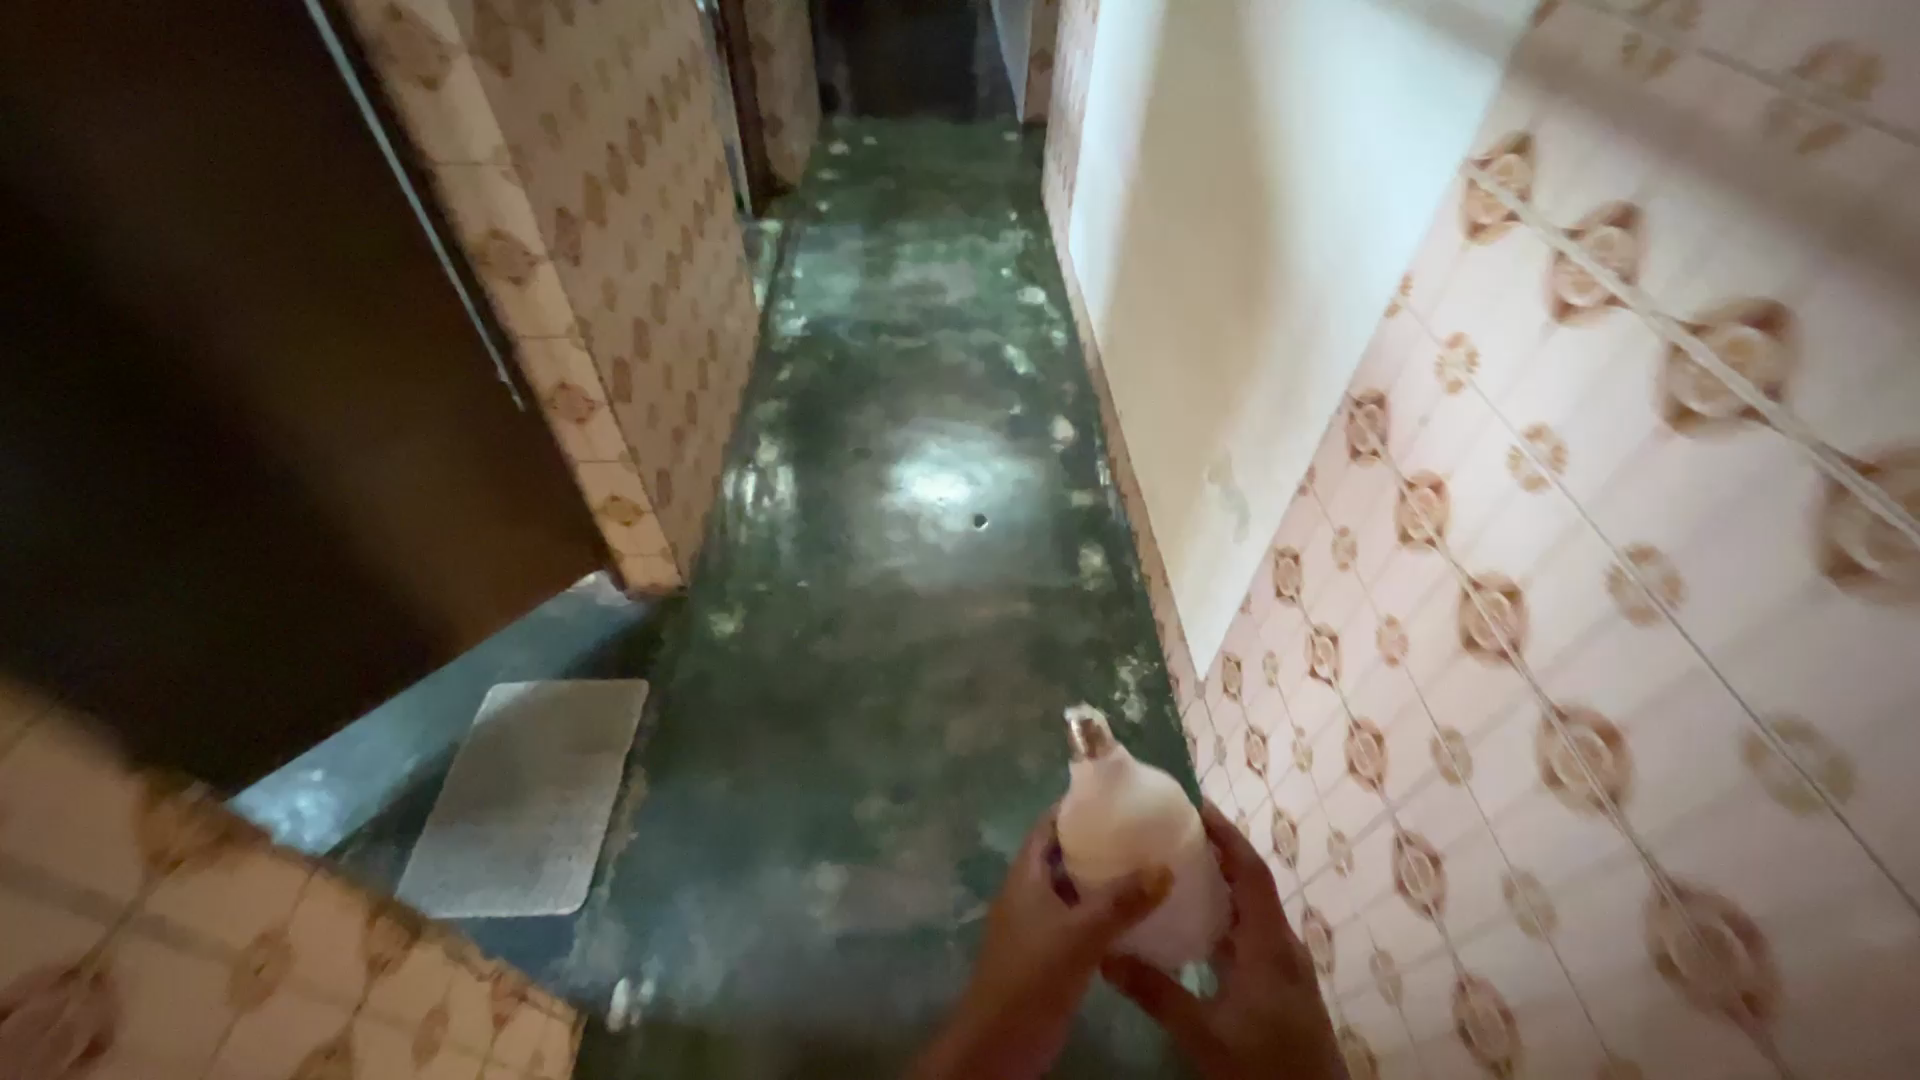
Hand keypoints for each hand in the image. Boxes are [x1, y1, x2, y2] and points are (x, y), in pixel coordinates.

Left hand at [909, 807, 1172, 1079]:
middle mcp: (1031, 890)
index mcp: (1027, 874)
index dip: (1076, 807)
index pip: (1050, 825)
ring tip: (1148, 864)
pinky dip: (1106, 911)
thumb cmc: (1032, 975)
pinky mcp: (1053, 951)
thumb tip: (1163, 866)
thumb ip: (1120, 902)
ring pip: (1075, 887)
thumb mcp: (1079, 935)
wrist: (1002, 1041)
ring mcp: (1041, 922)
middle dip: (1098, 840)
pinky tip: (1139, 914)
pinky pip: (1082, 919)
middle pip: (1064, 853)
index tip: (1115, 795)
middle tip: (1142, 829)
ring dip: (1104, 877)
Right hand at [1101, 802, 1345, 1079]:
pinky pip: (1251, 933)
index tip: (1197, 806)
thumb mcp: (1205, 1034)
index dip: (1227, 835)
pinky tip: (1195, 925)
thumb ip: (1156, 993)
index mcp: (1269, 945)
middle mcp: (1281, 945)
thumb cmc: (1266, 1068)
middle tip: (1175, 831)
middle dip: (1218, 852)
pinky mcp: (1281, 986)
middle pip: (1252, 884)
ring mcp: (1285, 967)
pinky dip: (1224, 916)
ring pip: (1252, 910)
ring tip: (1178, 866)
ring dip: (1221, 884)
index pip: (1250, 872)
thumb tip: (1104, 955)